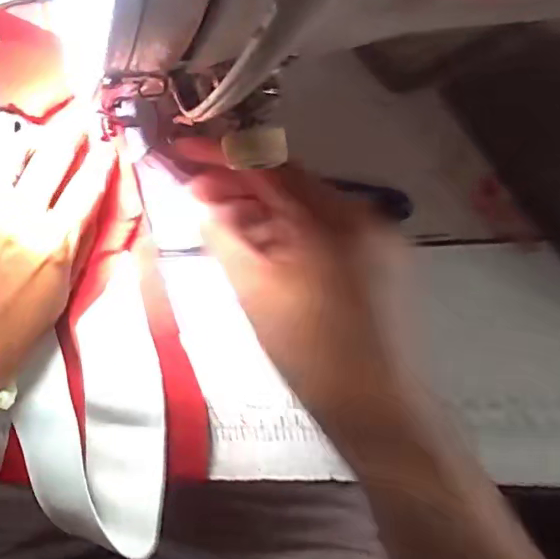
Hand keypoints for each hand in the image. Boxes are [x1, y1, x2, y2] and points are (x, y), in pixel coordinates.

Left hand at [0, 116, 114, 385]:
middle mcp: (21, 215)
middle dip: (73, 131)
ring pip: (13, 151)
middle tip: (82, 118)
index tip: (109, 143)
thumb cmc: (23, 320)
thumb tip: (92, 196)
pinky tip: (0, 151)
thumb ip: (80, 236)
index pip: (87, 186)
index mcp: (54, 241)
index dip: (103, 160)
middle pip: (53, 156)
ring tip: (41, 135)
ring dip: (33, 137)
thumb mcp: (66, 284)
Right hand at [190, 164, 411, 414]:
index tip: (181, 148)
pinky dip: (285, 227)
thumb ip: (223, 233)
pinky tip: (255, 242)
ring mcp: (374, 237)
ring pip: (303, 205)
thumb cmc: (308, 350)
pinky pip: (321, 227)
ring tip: (216, 217)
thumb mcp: (252, 288)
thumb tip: (202, 195)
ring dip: (259, 205)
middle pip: (288, 181)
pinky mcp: (377, 259)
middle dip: (237, 180)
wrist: (378, 410)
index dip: (220, 154)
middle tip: (192, 188)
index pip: (268, 167)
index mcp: (332, 218)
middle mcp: (360, 215)